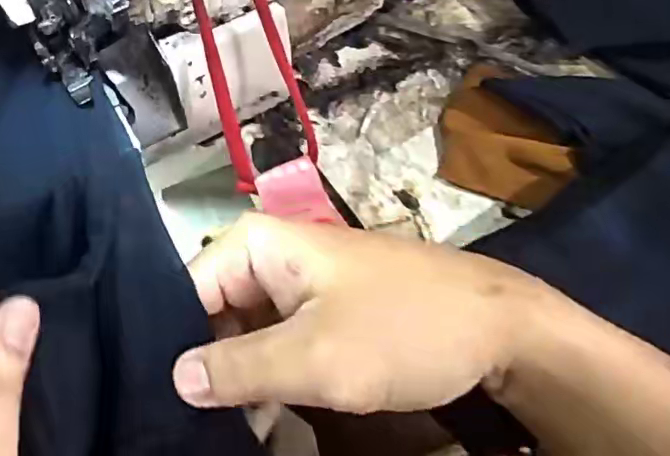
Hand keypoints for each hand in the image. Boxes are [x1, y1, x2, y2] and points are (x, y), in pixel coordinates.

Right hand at [172, 213, 553, 414]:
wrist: (502, 331)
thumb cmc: (401, 329)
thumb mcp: (319, 359)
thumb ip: (240, 370)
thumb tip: (173, 379)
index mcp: (251, 242)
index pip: (188, 289)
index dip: (176, 340)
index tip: (168, 396)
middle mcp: (262, 254)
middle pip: (211, 309)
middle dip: (209, 364)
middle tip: (200, 422)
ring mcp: (290, 282)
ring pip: (241, 330)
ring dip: (238, 378)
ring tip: (225, 427)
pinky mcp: (315, 309)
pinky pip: (272, 340)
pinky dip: (267, 377)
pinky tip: (262, 417)